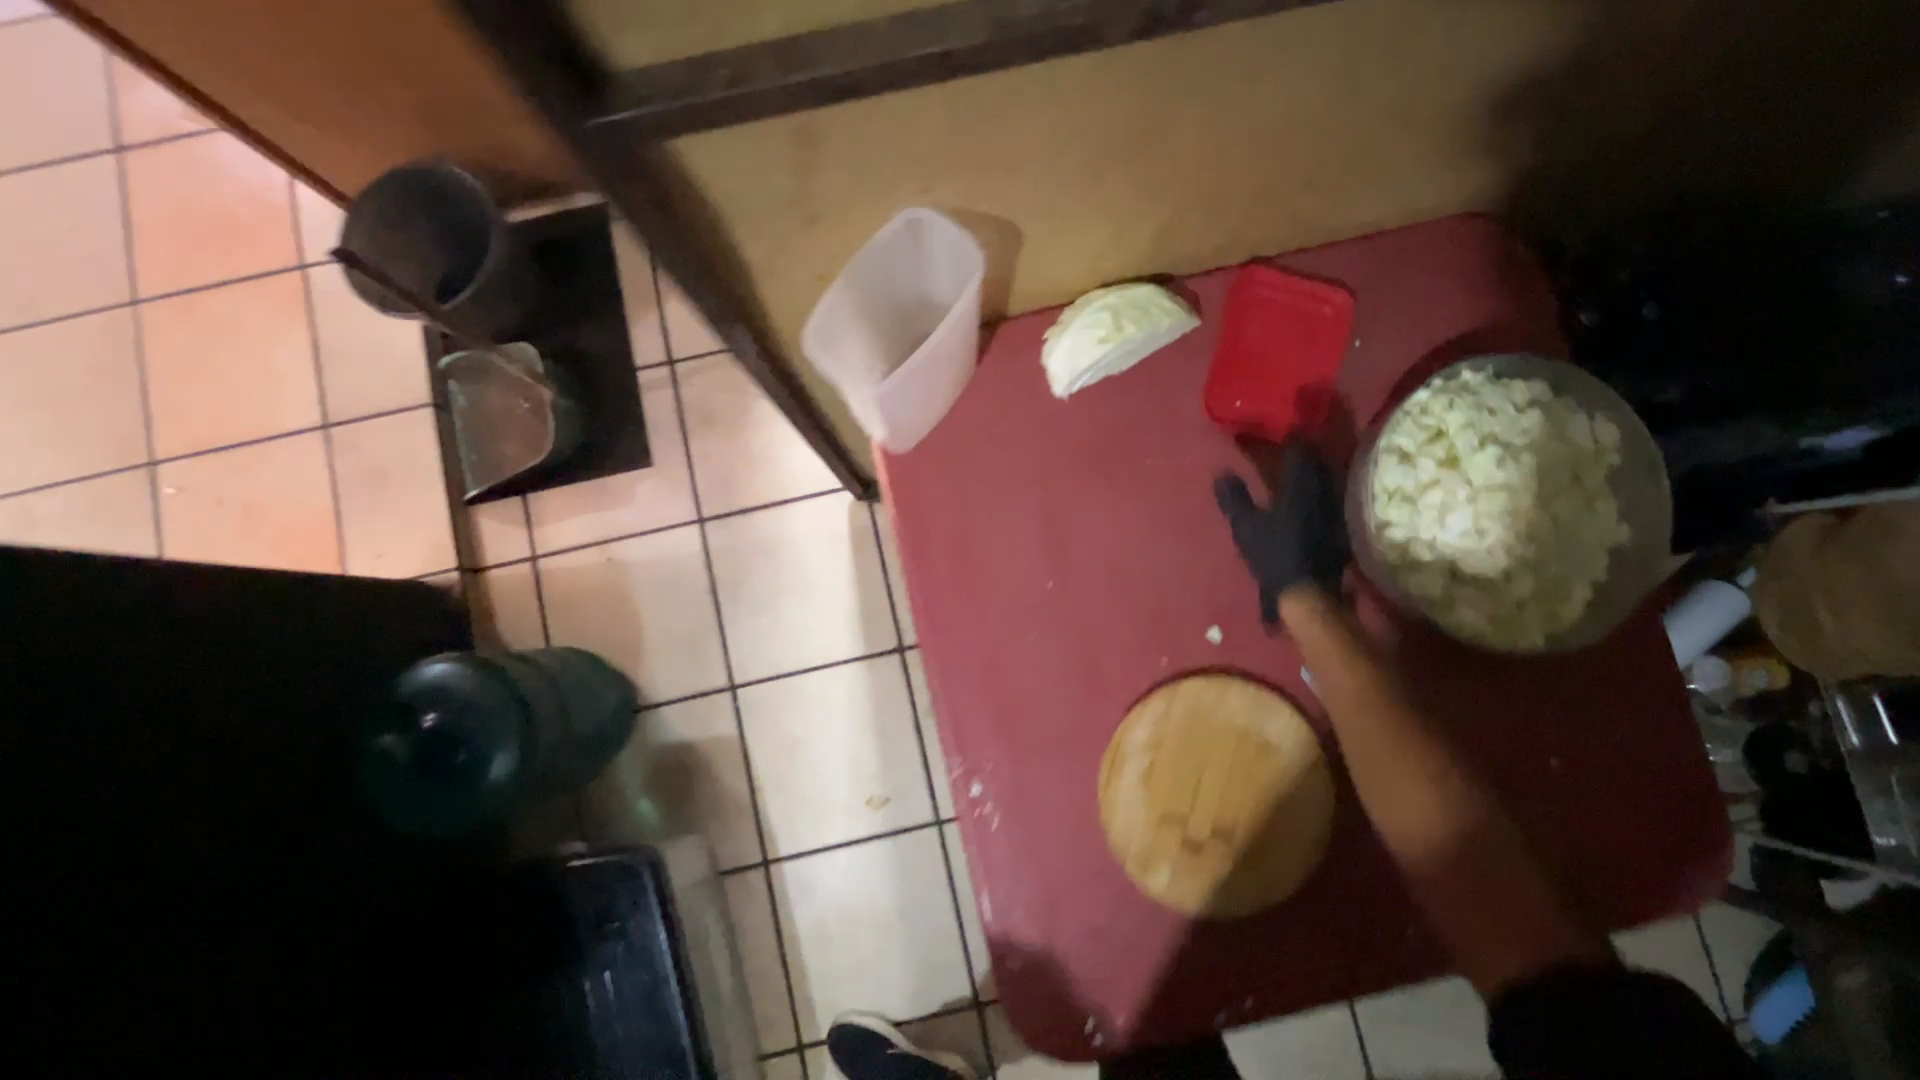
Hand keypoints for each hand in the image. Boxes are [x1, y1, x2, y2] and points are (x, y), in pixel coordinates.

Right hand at [1214, 437, 1349, 624]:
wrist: (1307, 591)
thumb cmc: (1273, 555)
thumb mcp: (1245, 526)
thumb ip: (1235, 497)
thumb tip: (1221, 472)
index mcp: (1299, 485)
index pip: (1300, 449)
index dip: (1292, 435)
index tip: (1282, 428)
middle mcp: (1322, 490)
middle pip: (1318, 460)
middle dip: (1305, 450)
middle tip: (1290, 443)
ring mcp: (1334, 507)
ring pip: (1327, 477)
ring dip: (1314, 469)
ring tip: (1300, 467)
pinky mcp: (1340, 524)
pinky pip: (1331, 496)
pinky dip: (1320, 491)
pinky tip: (1311, 496)